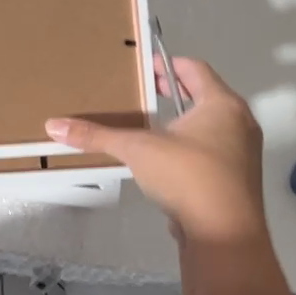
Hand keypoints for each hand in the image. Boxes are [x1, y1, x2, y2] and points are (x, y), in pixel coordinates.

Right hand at [45, 58, 265, 241]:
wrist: (224, 229)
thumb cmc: (187, 175)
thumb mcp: (135, 149)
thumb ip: (96, 136)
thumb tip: (53, 125)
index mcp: (222, 105)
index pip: (196, 70)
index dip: (169, 64)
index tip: (144, 66)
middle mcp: (239, 121)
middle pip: (205, 94)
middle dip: (174, 90)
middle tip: (143, 90)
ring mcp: (242, 149)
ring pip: (211, 122)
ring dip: (183, 117)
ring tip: (150, 122)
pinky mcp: (236, 174)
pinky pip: (212, 146)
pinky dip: (190, 141)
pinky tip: (165, 155)